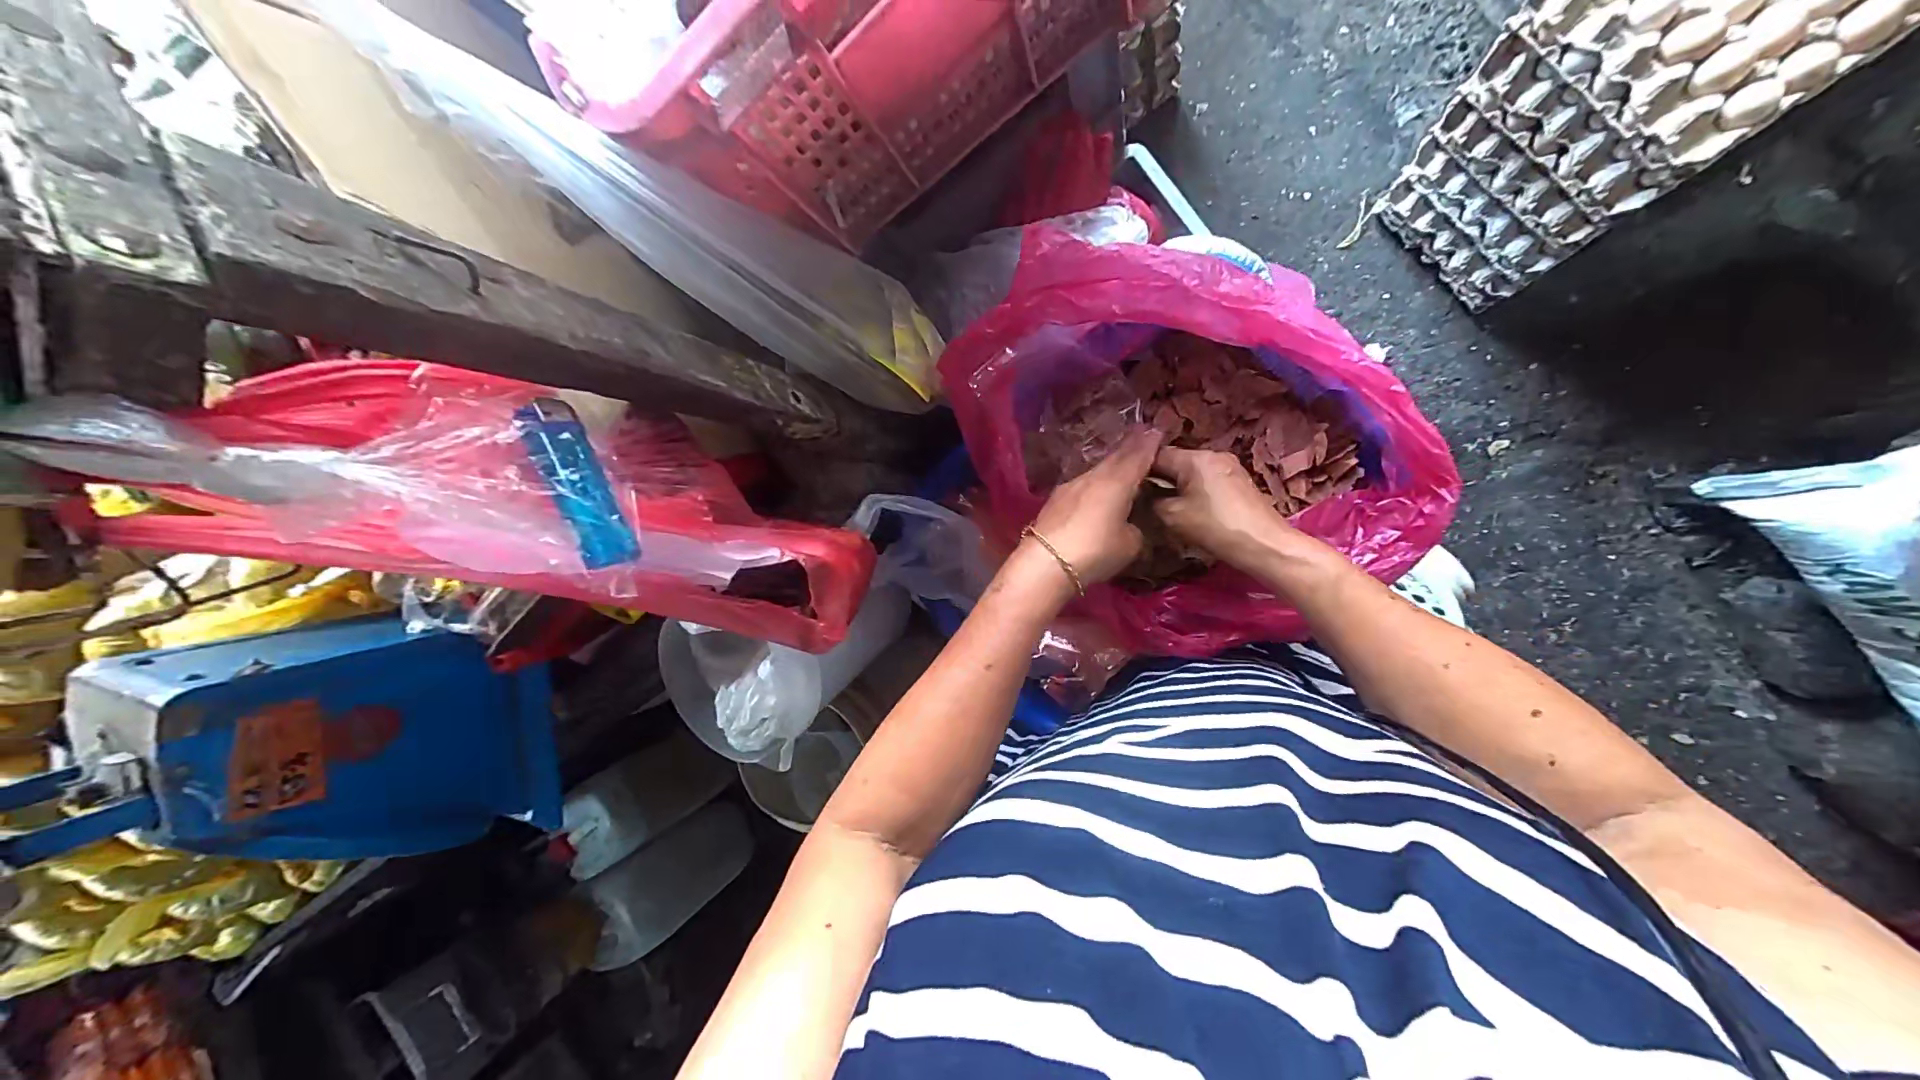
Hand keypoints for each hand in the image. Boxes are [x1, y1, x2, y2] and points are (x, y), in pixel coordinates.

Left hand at [1017, 428, 1164, 595]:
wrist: (1044, 563)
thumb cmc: (1095, 551)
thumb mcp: (1129, 544)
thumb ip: (1135, 528)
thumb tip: (1128, 524)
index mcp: (1117, 481)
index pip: (1138, 456)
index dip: (1150, 444)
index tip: (1158, 430)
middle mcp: (1093, 477)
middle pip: (1116, 458)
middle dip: (1131, 448)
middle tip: (1143, 437)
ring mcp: (1071, 487)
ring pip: (1097, 471)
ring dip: (1111, 467)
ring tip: (1123, 467)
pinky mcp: (1055, 501)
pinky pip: (1083, 485)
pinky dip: (1095, 484)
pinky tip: (1097, 491)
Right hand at [1151, 447, 1301, 568]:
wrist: (1264, 545)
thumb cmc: (1215, 527)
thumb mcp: (1172, 516)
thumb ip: (1152, 500)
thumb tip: (1143, 495)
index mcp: (1196, 458)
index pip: (1157, 454)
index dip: (1138, 469)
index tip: (1124, 485)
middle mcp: (1213, 455)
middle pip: (1175, 462)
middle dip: (1157, 479)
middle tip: (1139, 498)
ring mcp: (1229, 468)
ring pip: (1190, 473)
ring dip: (1175, 487)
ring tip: (1160, 506)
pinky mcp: (1238, 483)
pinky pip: (1206, 482)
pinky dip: (1193, 493)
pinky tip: (1186, 510)